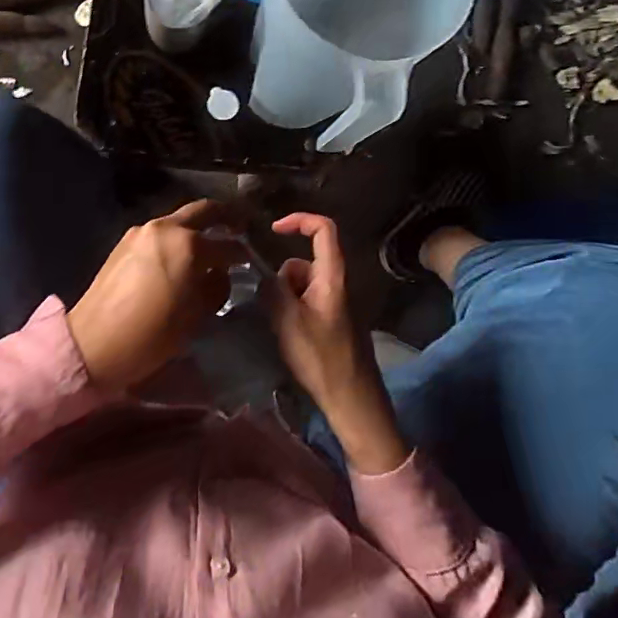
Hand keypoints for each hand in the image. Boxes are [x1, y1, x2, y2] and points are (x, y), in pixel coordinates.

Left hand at [66, 199, 244, 391]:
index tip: (251, 258)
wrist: (94, 343)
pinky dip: (176, 237)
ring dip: (197, 226)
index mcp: (187, 245)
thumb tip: (220, 272)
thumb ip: (215, 287)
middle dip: (225, 216)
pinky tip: (181, 256)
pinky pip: (160, 232)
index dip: (242, 253)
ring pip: (179, 220)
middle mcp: (164, 228)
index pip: (227, 245)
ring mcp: (141, 232)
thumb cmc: (151, 335)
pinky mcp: (124, 242)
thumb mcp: (195, 316)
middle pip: (203, 210)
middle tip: (241, 224)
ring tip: (210, 244)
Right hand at [270, 213, 408, 474]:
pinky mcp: (332, 320)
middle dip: (282, 278)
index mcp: (333, 276)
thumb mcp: (287, 320)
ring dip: (285, 297)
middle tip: (273, 308)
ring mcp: (335, 302)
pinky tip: (289, 336)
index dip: (299, 220)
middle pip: (304, 261)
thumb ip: (273, 289)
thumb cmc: (321, 357)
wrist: (351, 398)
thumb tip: (266, 276)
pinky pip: (305, 301)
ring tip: (281, 327)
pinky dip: (292, 310)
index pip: (324, 229)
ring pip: (301, 284)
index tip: (273, 230)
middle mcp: (337, 283)